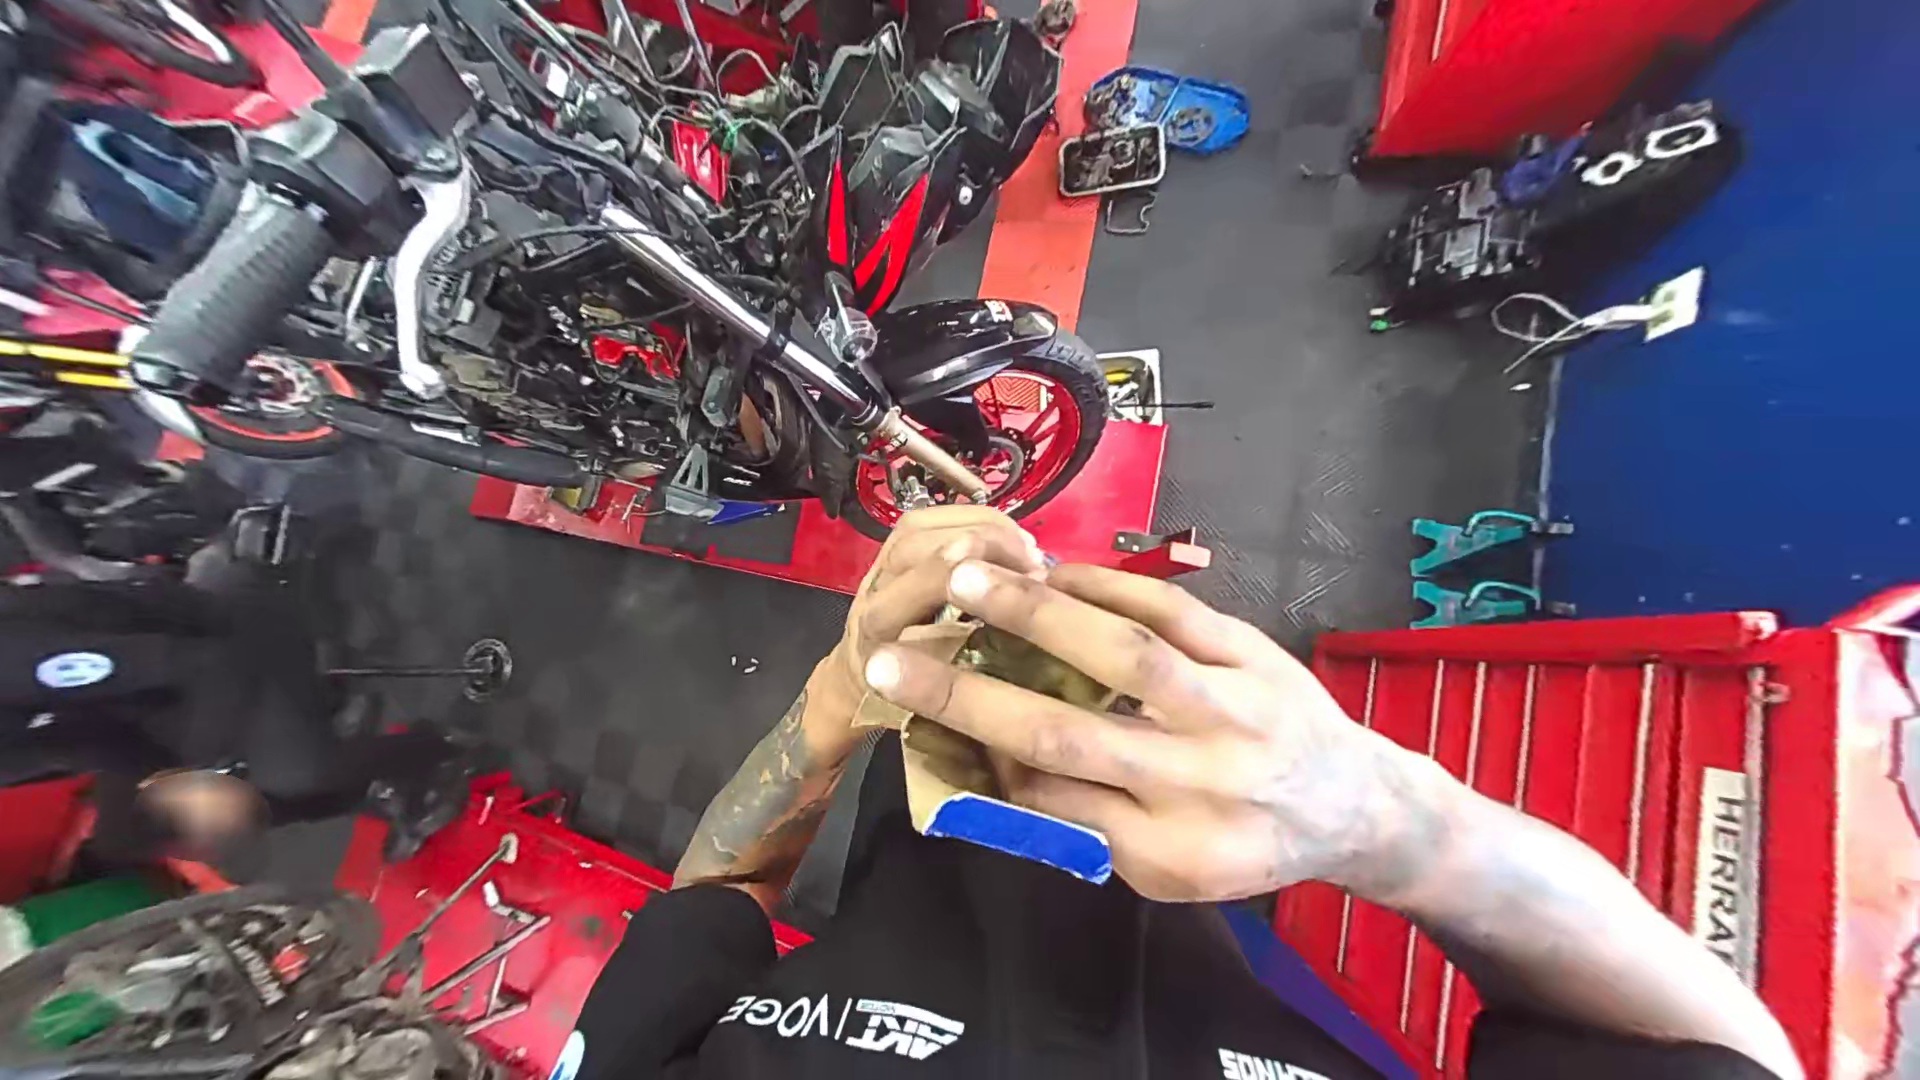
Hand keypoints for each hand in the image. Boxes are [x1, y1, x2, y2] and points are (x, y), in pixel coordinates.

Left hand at [811, 507, 1046, 742]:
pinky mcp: (893, 546)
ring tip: (1025, 546)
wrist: (857, 676)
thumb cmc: (901, 695)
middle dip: (981, 542)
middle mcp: (875, 588)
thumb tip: (1025, 630)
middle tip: (1033, 561)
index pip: (913, 587)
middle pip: (915, 544)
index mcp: (880, 628)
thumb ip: (964, 669)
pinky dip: (972, 518)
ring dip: (981, 526)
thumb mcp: (933, 698)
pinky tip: (1007, 533)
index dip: (961, 572)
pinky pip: (928, 518)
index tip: (1015, 579)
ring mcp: (880, 562)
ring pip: (922, 524)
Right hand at [859, 561, 1446, 902]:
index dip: (976, 753)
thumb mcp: (1166, 871)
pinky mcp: (1249, 650)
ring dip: (1035, 613)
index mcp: (1171, 849)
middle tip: (895, 655)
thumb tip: (999, 766)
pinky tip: (1053, 569)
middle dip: (969, 693)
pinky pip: (1168, 609)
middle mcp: (1200, 780)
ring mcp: (1231, 705)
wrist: (1356, 803)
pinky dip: (1104, 584)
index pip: (1046, 800)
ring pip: (1121, 651)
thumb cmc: (1246, 842)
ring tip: (966, 580)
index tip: (914, 707)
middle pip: (1067, 732)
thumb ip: (1083, 822)